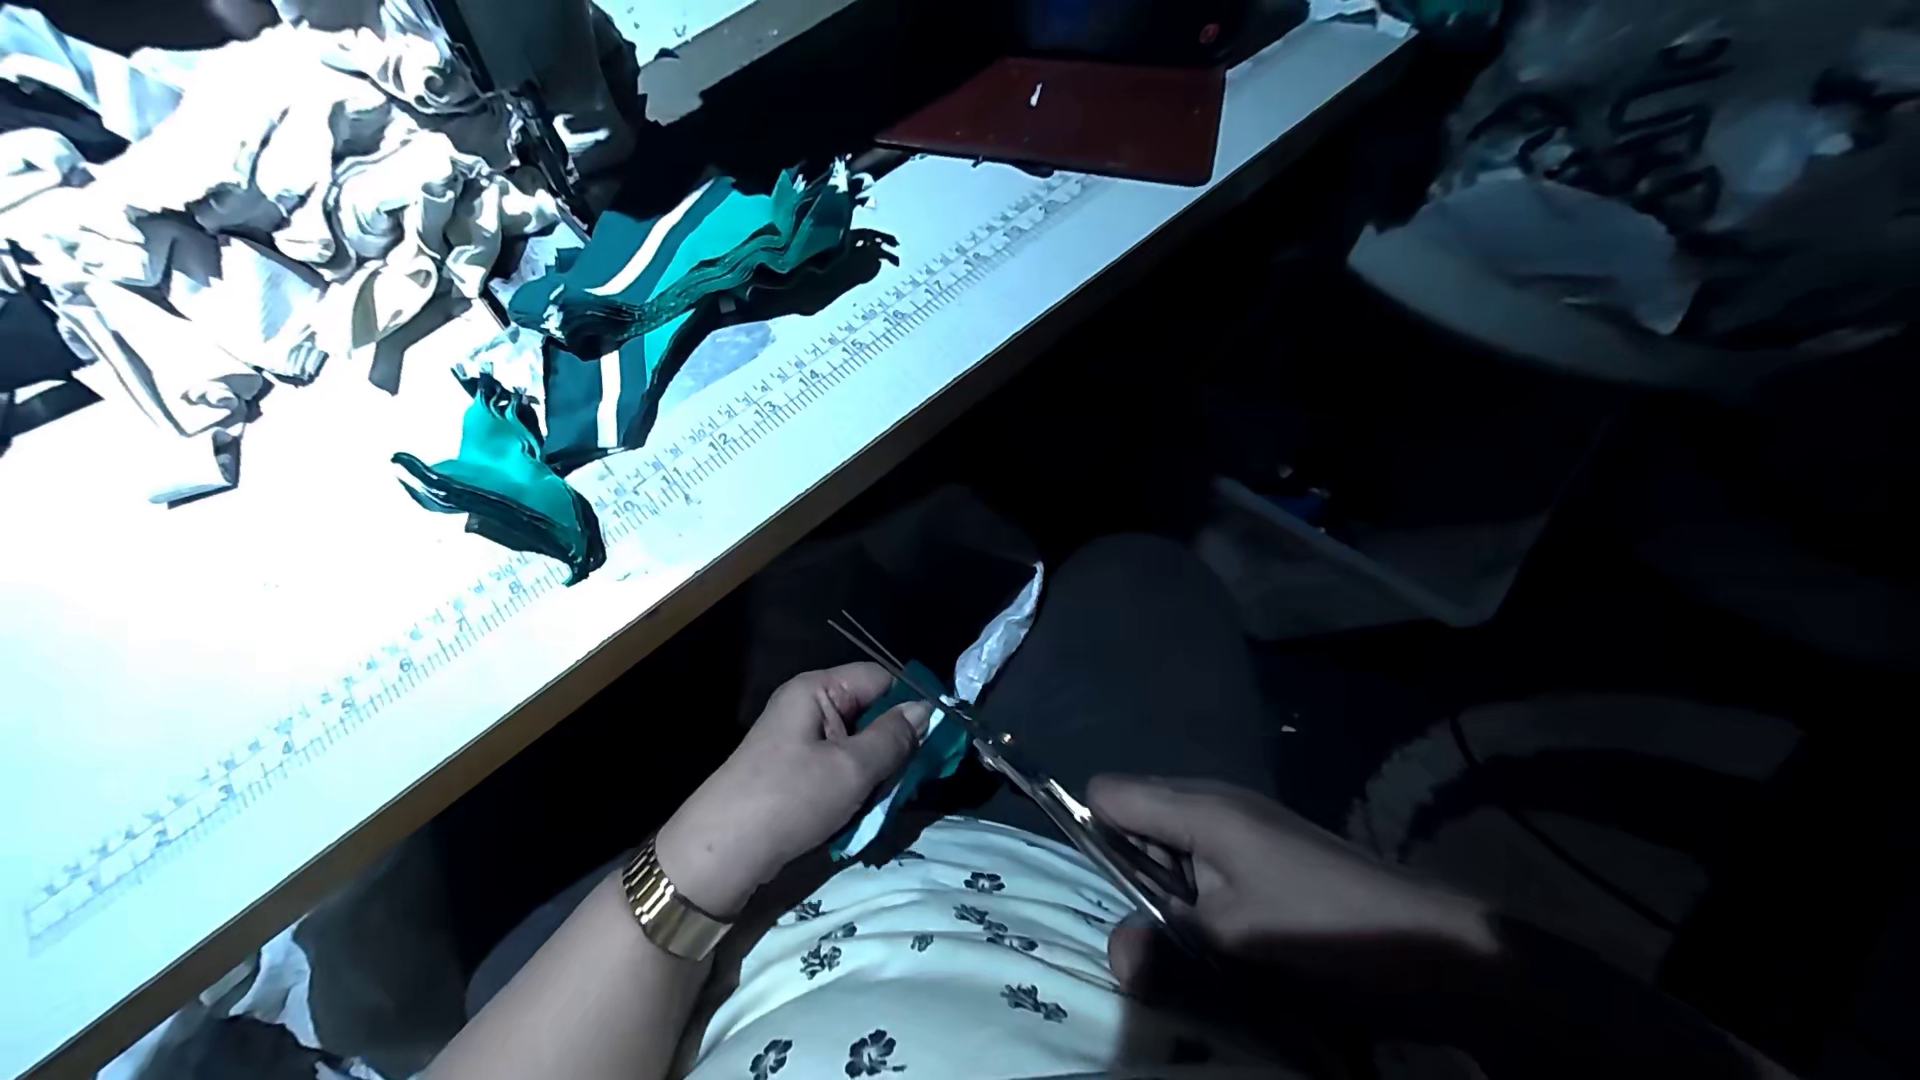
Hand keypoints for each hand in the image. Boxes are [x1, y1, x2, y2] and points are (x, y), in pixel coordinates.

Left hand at [655, 664, 930, 917]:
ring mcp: (801, 738)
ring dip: (879, 770)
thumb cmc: (789, 799)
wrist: (719, 855)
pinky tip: (863, 809)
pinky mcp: (797, 768)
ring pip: (860, 742)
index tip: (938, 736)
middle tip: (915, 776)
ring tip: (886, 799)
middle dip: (896, 743)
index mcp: (818, 689)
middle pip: (872, 710)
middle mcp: (809, 706)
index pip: (880, 678)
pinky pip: (842, 764)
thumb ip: (895, 736)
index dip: (910, 703)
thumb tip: (926, 710)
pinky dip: (858, 784)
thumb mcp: (852, 768)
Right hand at [1087, 776, 1497, 995]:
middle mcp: (1209, 800)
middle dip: (1129, 870)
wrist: (1434, 942)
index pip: (1107, 794)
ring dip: (1165, 889)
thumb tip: (1113, 956)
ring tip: (1193, 936)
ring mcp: (1237, 821)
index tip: (1111, 890)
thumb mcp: (1235, 942)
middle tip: (1155, 925)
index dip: (1093, 833)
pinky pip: (1199, 860)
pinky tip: (1223, 932)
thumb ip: (1163, 943)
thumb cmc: (1323, 927)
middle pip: (1132, 818)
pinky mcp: (1258, 848)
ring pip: (1166, 844)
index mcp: (1195, 806)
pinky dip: (1195, 893)